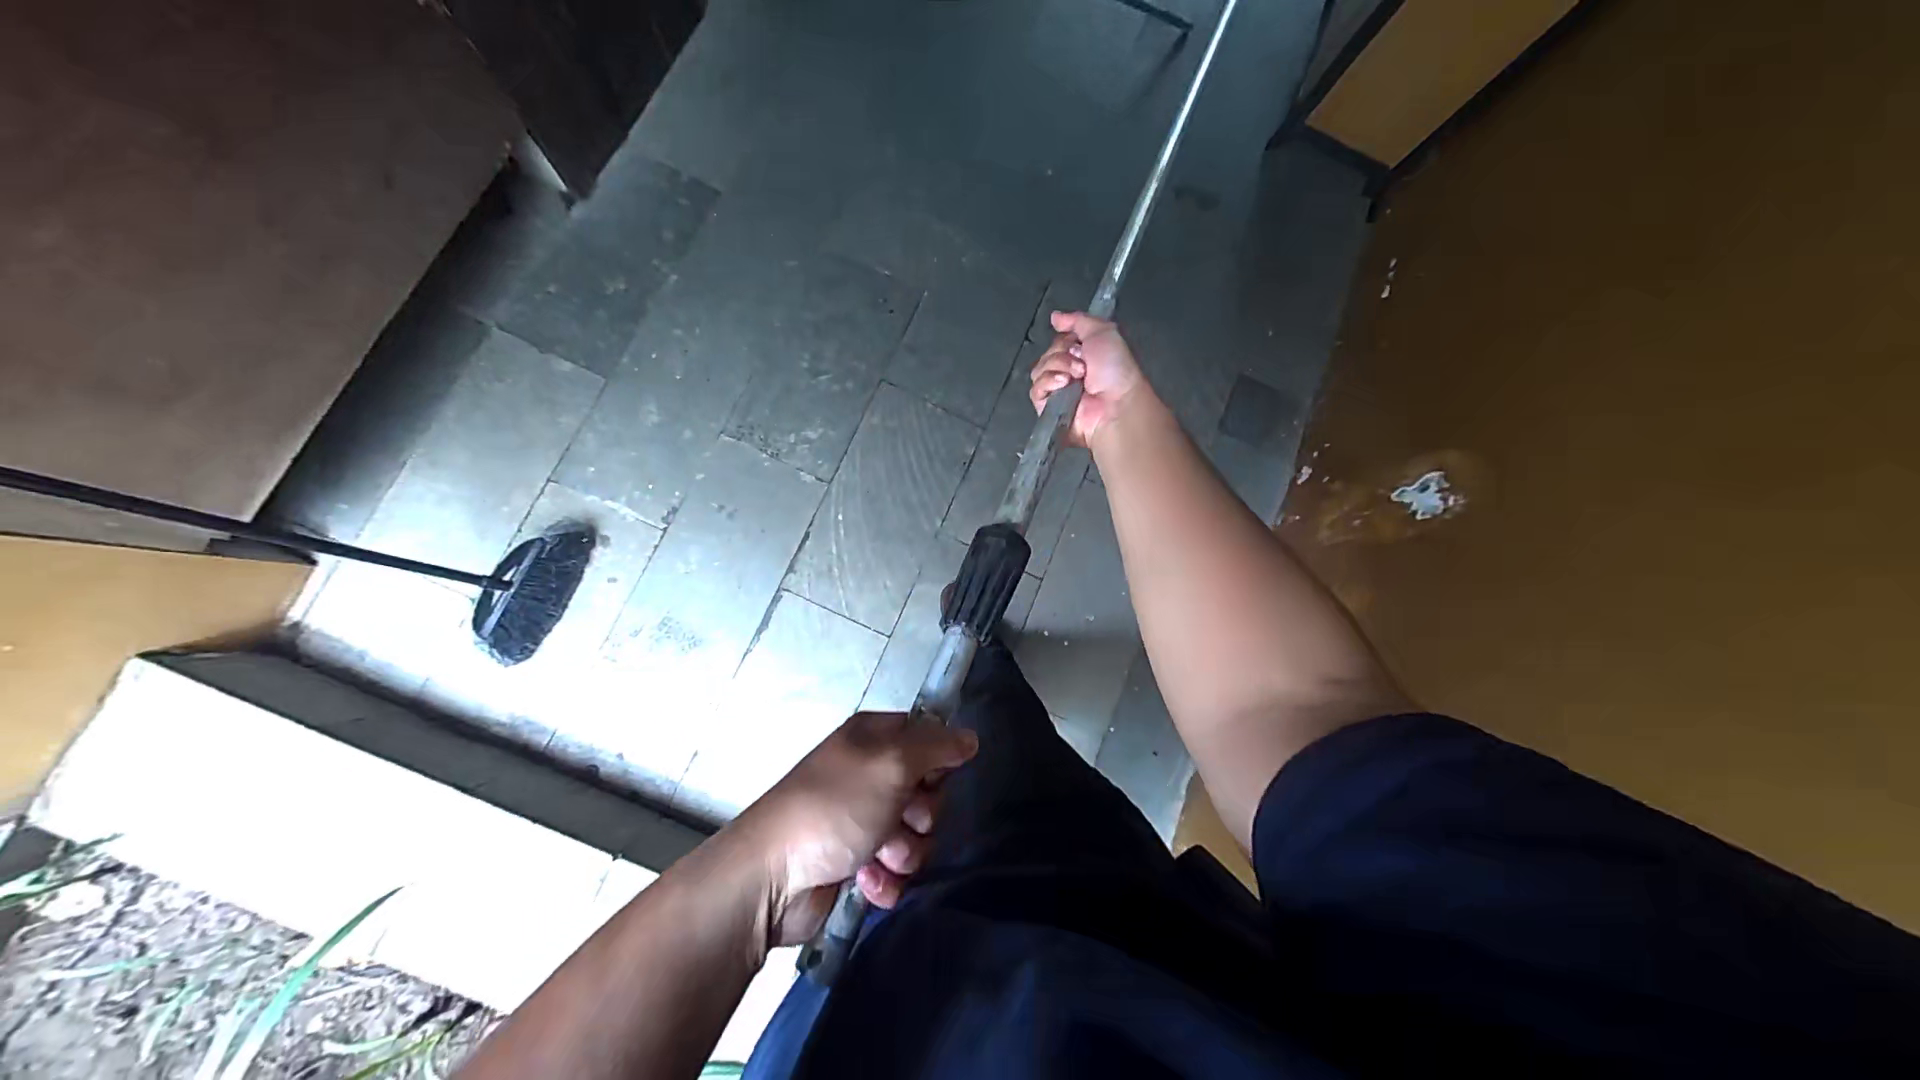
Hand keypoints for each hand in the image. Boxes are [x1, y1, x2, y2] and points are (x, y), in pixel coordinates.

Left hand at [725, 712, 977, 948]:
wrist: (773, 877)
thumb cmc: (835, 806)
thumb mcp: (891, 764)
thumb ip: (936, 747)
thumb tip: (969, 738)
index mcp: (872, 739)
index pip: (927, 737)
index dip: (937, 761)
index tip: (933, 778)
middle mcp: (869, 774)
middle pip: (928, 790)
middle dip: (923, 815)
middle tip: (903, 820)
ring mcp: (863, 819)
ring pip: (916, 835)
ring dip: (905, 852)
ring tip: (880, 857)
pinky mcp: (857, 862)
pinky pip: (896, 869)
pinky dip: (886, 879)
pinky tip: (869, 882)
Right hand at [1029, 310, 1147, 447]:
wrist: (1115, 402)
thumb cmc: (1115, 368)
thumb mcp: (1103, 332)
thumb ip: (1077, 320)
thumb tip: (1054, 316)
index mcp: (1080, 355)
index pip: (1058, 341)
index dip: (1065, 340)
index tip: (1079, 345)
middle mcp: (1068, 371)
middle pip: (1047, 353)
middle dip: (1062, 354)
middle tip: (1082, 364)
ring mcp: (1057, 390)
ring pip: (1039, 369)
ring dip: (1058, 367)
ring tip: (1077, 376)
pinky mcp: (1047, 407)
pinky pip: (1036, 389)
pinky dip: (1048, 382)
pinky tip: (1064, 384)